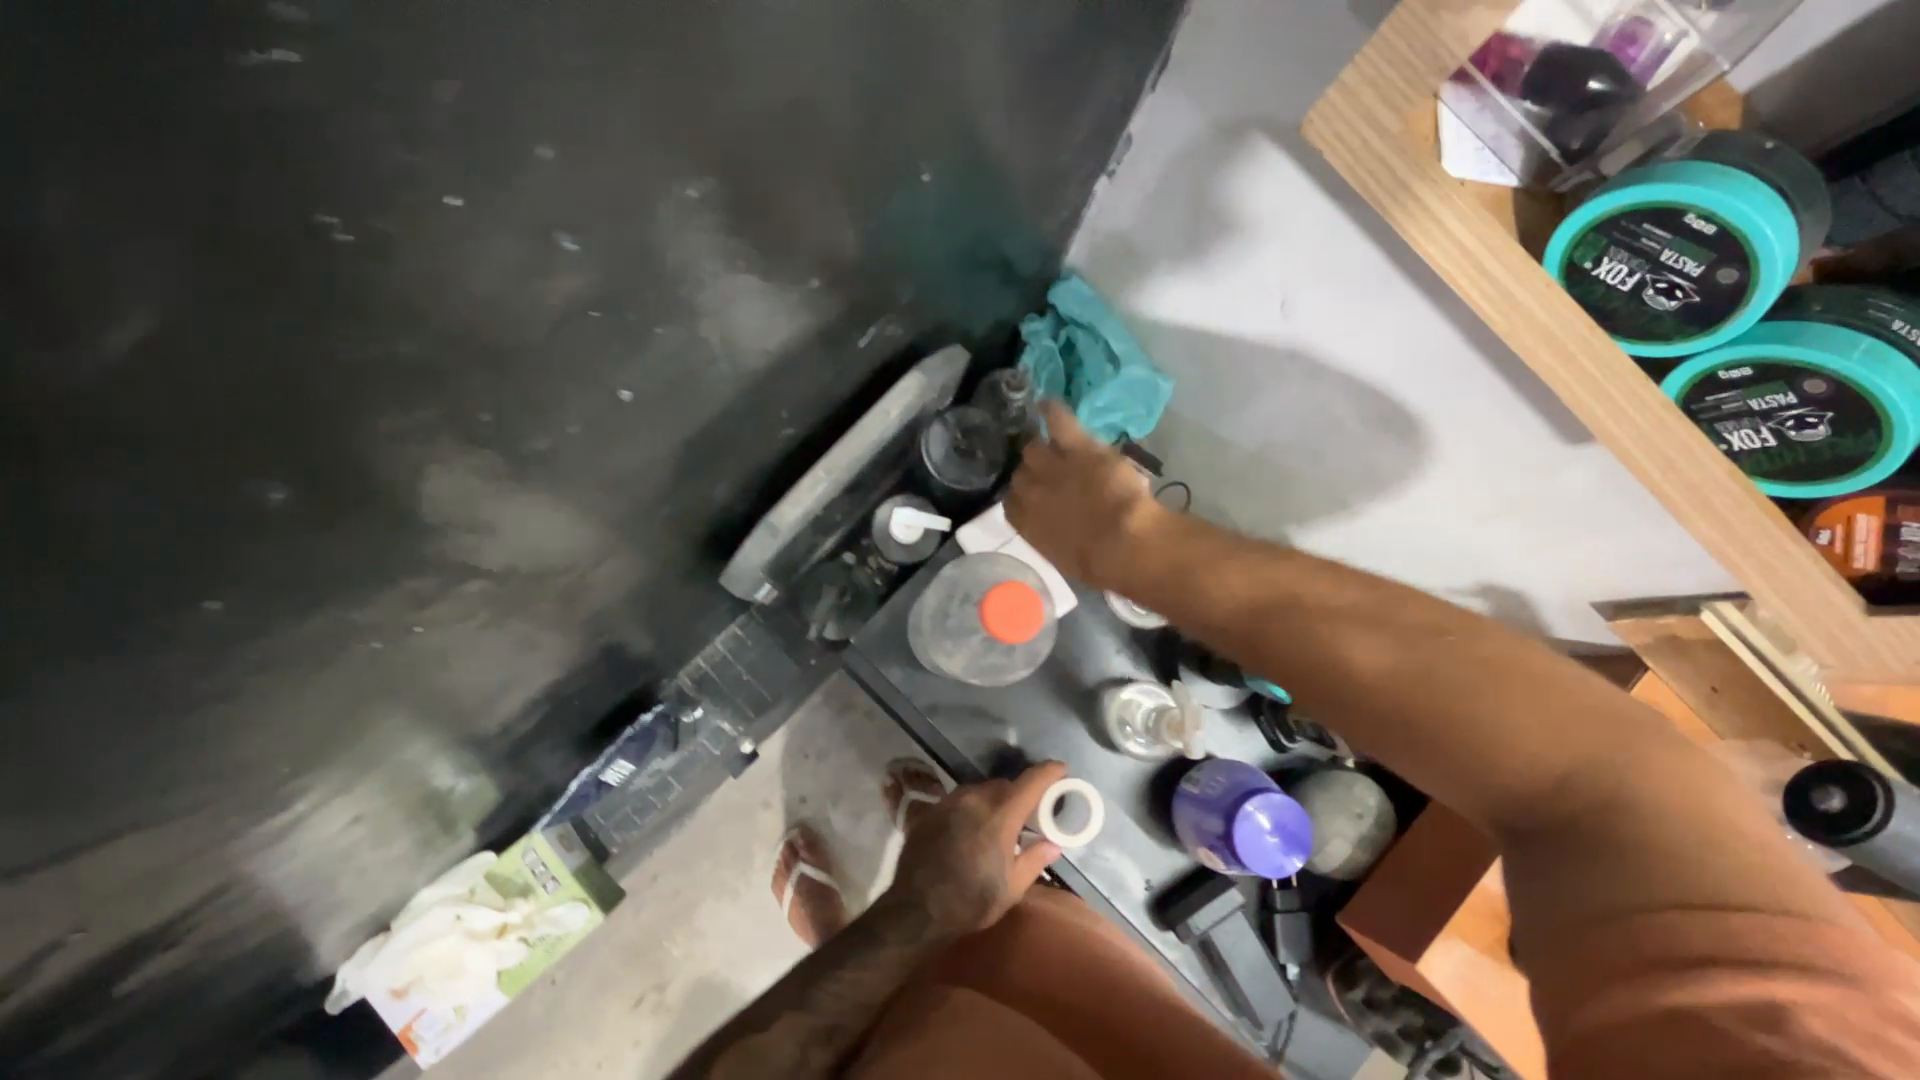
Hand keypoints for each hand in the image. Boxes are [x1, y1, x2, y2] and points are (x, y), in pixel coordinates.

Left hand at [887, 761, 1067, 936]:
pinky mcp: (930, 810)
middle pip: (1004, 785)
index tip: (1062, 769)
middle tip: (1026, 815)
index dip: (1049, 772)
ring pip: (980, 790)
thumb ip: (1035, 859)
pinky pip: (959, 800)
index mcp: (1001, 815)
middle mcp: (975, 799)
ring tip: (996, 824)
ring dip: (993, 800)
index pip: (1031, 781)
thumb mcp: (1011, 888)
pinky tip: (969, 829)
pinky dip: (971, 808)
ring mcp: (949, 802)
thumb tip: (1054, 844)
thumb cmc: (970, 902)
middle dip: (1019, 794)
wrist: (915, 909)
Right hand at [1006, 402, 1164, 590]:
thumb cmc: (1100, 563)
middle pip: (1020, 473)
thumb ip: (1055, 538)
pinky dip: (1052, 411)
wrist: (1122, 542)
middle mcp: (1030, 492)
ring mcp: (1051, 466)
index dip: (1023, 499)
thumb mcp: (1067, 557)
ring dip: (1040, 449)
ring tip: (1048, 445)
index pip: (1011, 505)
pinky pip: (1057, 421)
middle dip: (1032, 474)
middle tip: (1049, 474)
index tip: (1036, 499)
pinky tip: (1047, 404)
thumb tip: (1060, 532)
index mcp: (1026, 524)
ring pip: (1033, 448)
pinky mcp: (1076, 447)